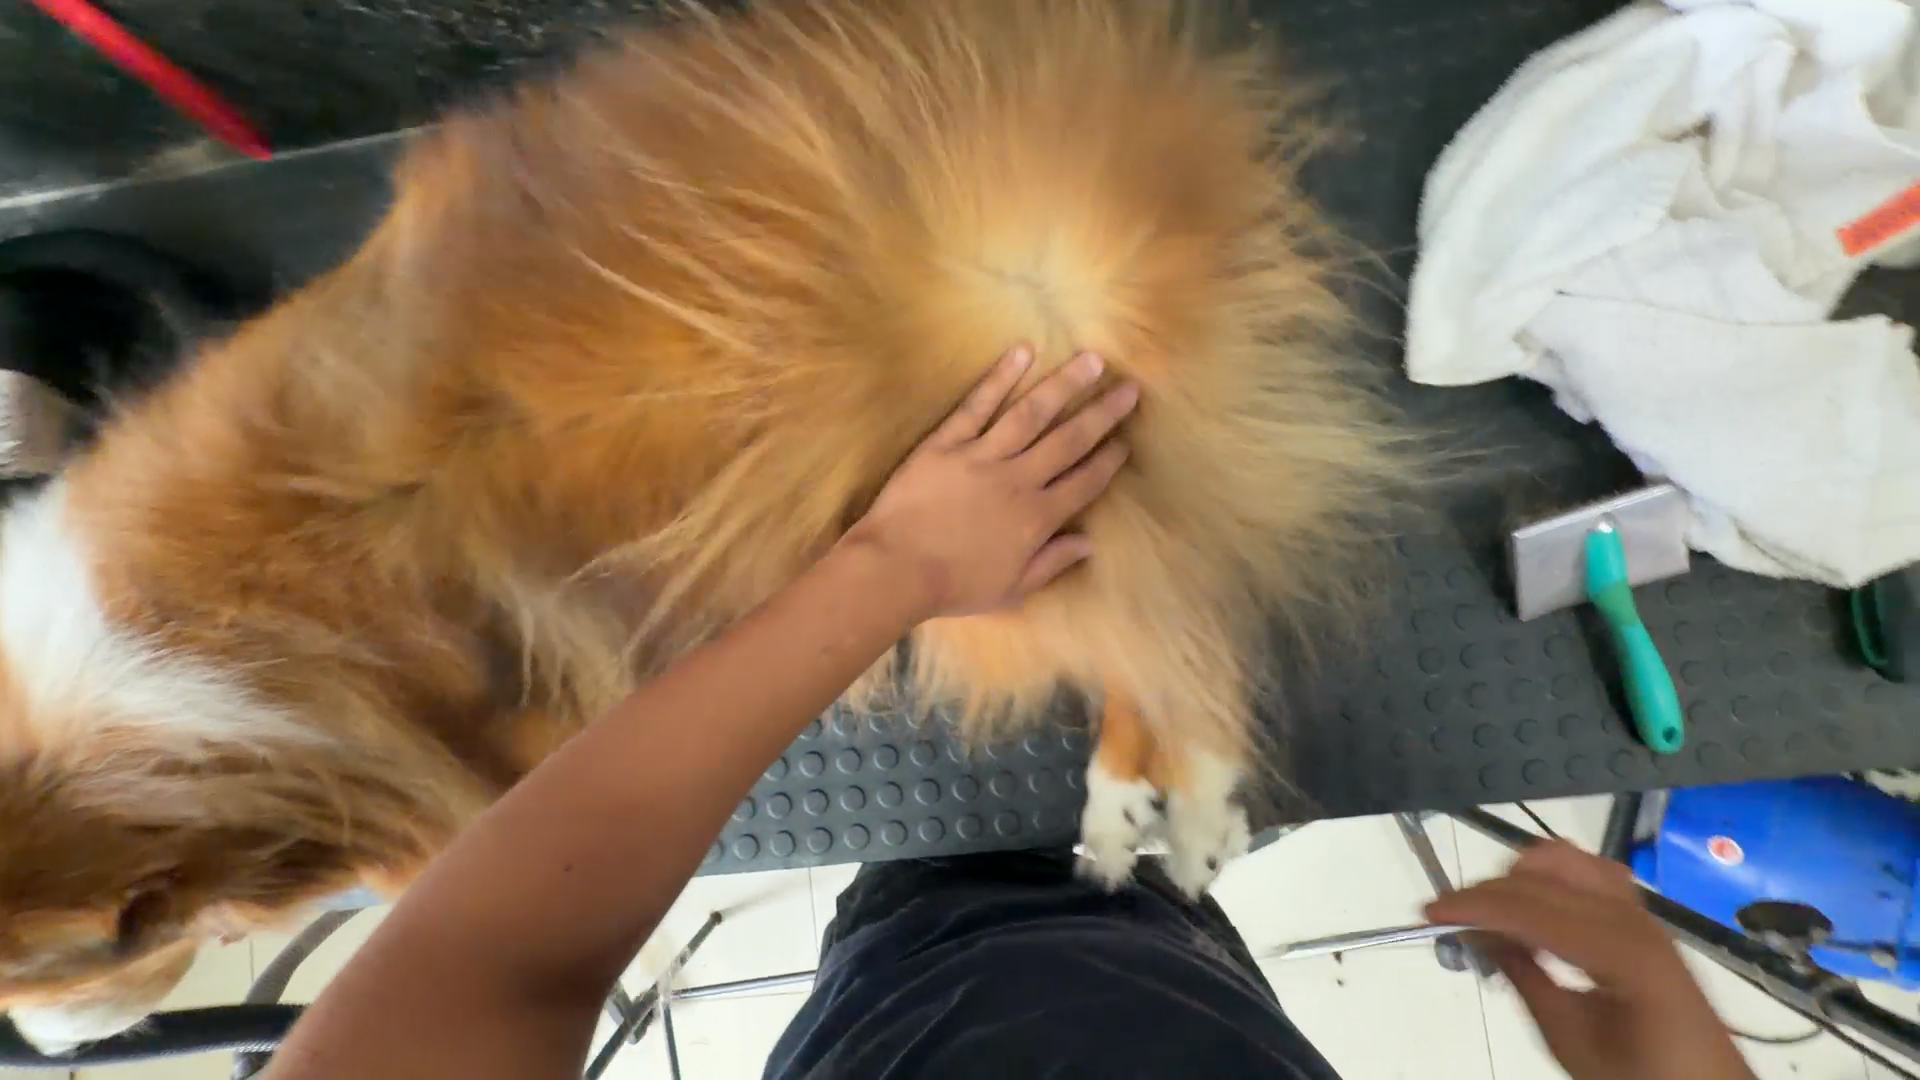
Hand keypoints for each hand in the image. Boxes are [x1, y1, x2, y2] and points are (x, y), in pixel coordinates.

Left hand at [845, 345, 1136, 619]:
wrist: (895, 570)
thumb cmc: (953, 586)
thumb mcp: (1011, 589)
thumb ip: (1052, 563)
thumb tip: (1089, 542)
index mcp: (1036, 518)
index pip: (1084, 483)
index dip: (1108, 461)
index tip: (1125, 441)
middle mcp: (1018, 480)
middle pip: (1069, 441)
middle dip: (1102, 414)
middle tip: (1129, 387)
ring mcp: (981, 457)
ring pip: (1031, 414)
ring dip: (1064, 385)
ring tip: (1091, 360)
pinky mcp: (946, 443)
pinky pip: (977, 405)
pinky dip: (1000, 377)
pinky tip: (1022, 352)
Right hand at [1427, 842, 1756, 1079]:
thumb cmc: (1640, 1077)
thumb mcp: (1571, 1042)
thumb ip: (1523, 978)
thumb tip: (1473, 932)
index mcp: (1622, 955)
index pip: (1529, 908)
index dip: (1472, 905)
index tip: (1428, 913)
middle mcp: (1634, 921)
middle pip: (1538, 880)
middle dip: (1485, 893)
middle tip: (1453, 921)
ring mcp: (1640, 913)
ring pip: (1562, 858)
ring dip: (1517, 875)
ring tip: (1495, 910)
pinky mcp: (1640, 915)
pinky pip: (1587, 868)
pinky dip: (1549, 873)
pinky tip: (1533, 903)